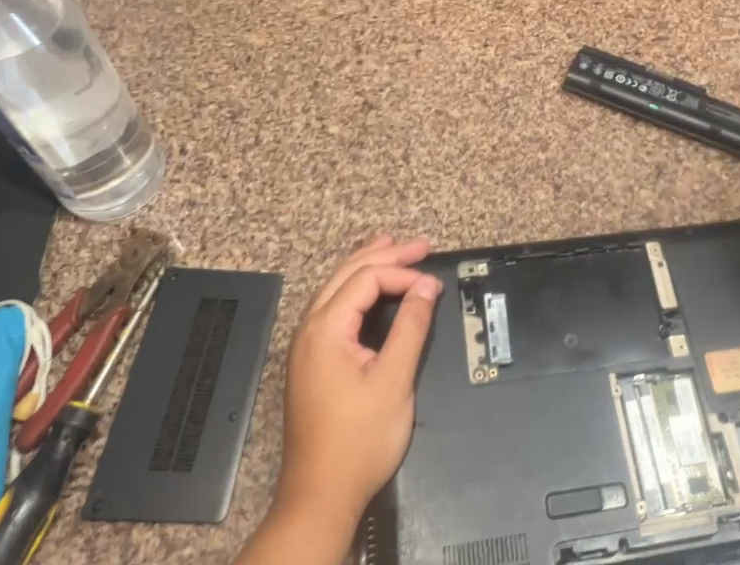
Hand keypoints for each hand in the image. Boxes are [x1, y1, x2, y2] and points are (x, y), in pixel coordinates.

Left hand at [276, 235, 442, 527]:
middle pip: (347, 275)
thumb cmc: (358, 441)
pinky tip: (367, 290)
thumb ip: (411, 327)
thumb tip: (426, 286)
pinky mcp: (311, 361)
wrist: (321, 493)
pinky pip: (332, 307)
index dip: (402, 274)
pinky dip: (355, 289)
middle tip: (420, 245)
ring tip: (391, 248)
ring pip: (336, 288)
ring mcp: (306, 346)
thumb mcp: (394, 380)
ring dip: (366, 266)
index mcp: (325, 329)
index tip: (433, 284)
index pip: (366, 280)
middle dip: (384, 255)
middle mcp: (309, 330)